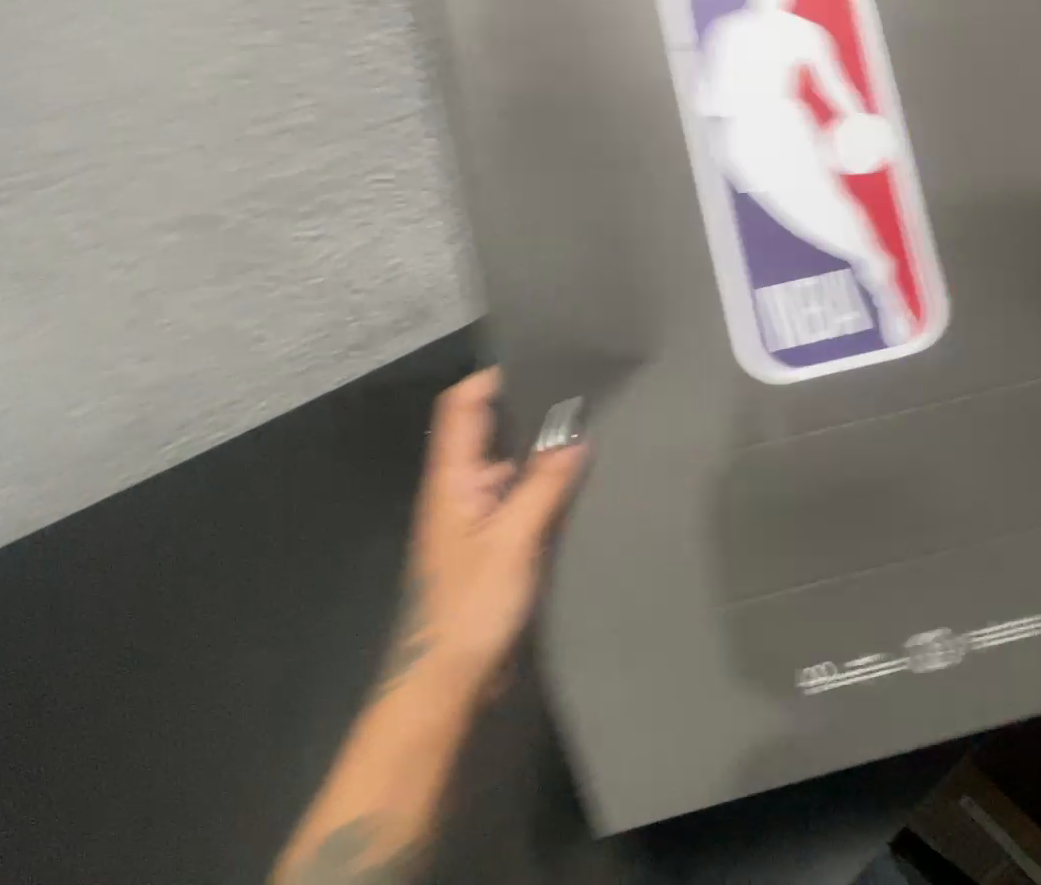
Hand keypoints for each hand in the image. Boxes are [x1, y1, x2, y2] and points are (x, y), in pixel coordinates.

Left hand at [398, 368, 586, 688]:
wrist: (446, 678)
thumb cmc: (470, 605)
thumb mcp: (513, 540)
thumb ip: (544, 485)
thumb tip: (575, 436)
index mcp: (452, 480)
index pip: (461, 409)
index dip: (491, 379)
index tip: (539, 363)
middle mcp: (461, 491)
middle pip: (490, 435)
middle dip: (532, 415)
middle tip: (584, 399)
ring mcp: (477, 520)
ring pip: (511, 471)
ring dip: (543, 457)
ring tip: (594, 437)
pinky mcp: (495, 546)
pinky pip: (522, 503)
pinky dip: (547, 491)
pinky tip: (583, 489)